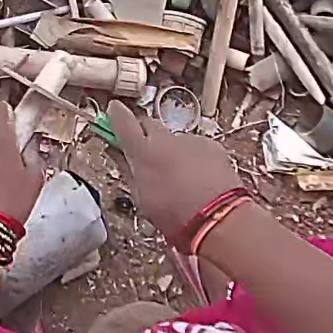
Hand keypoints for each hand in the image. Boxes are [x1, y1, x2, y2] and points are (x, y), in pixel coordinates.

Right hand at [108, 100, 243, 237]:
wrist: (219, 219)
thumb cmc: (174, 215)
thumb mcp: (140, 197)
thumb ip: (126, 169)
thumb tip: (115, 152)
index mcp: (142, 151)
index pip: (122, 120)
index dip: (116, 115)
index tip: (113, 112)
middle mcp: (165, 139)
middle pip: (149, 125)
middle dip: (144, 135)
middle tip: (144, 154)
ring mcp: (190, 140)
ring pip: (173, 139)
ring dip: (171, 151)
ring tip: (178, 178)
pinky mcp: (211, 145)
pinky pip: (195, 147)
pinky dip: (193, 158)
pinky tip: (199, 179)